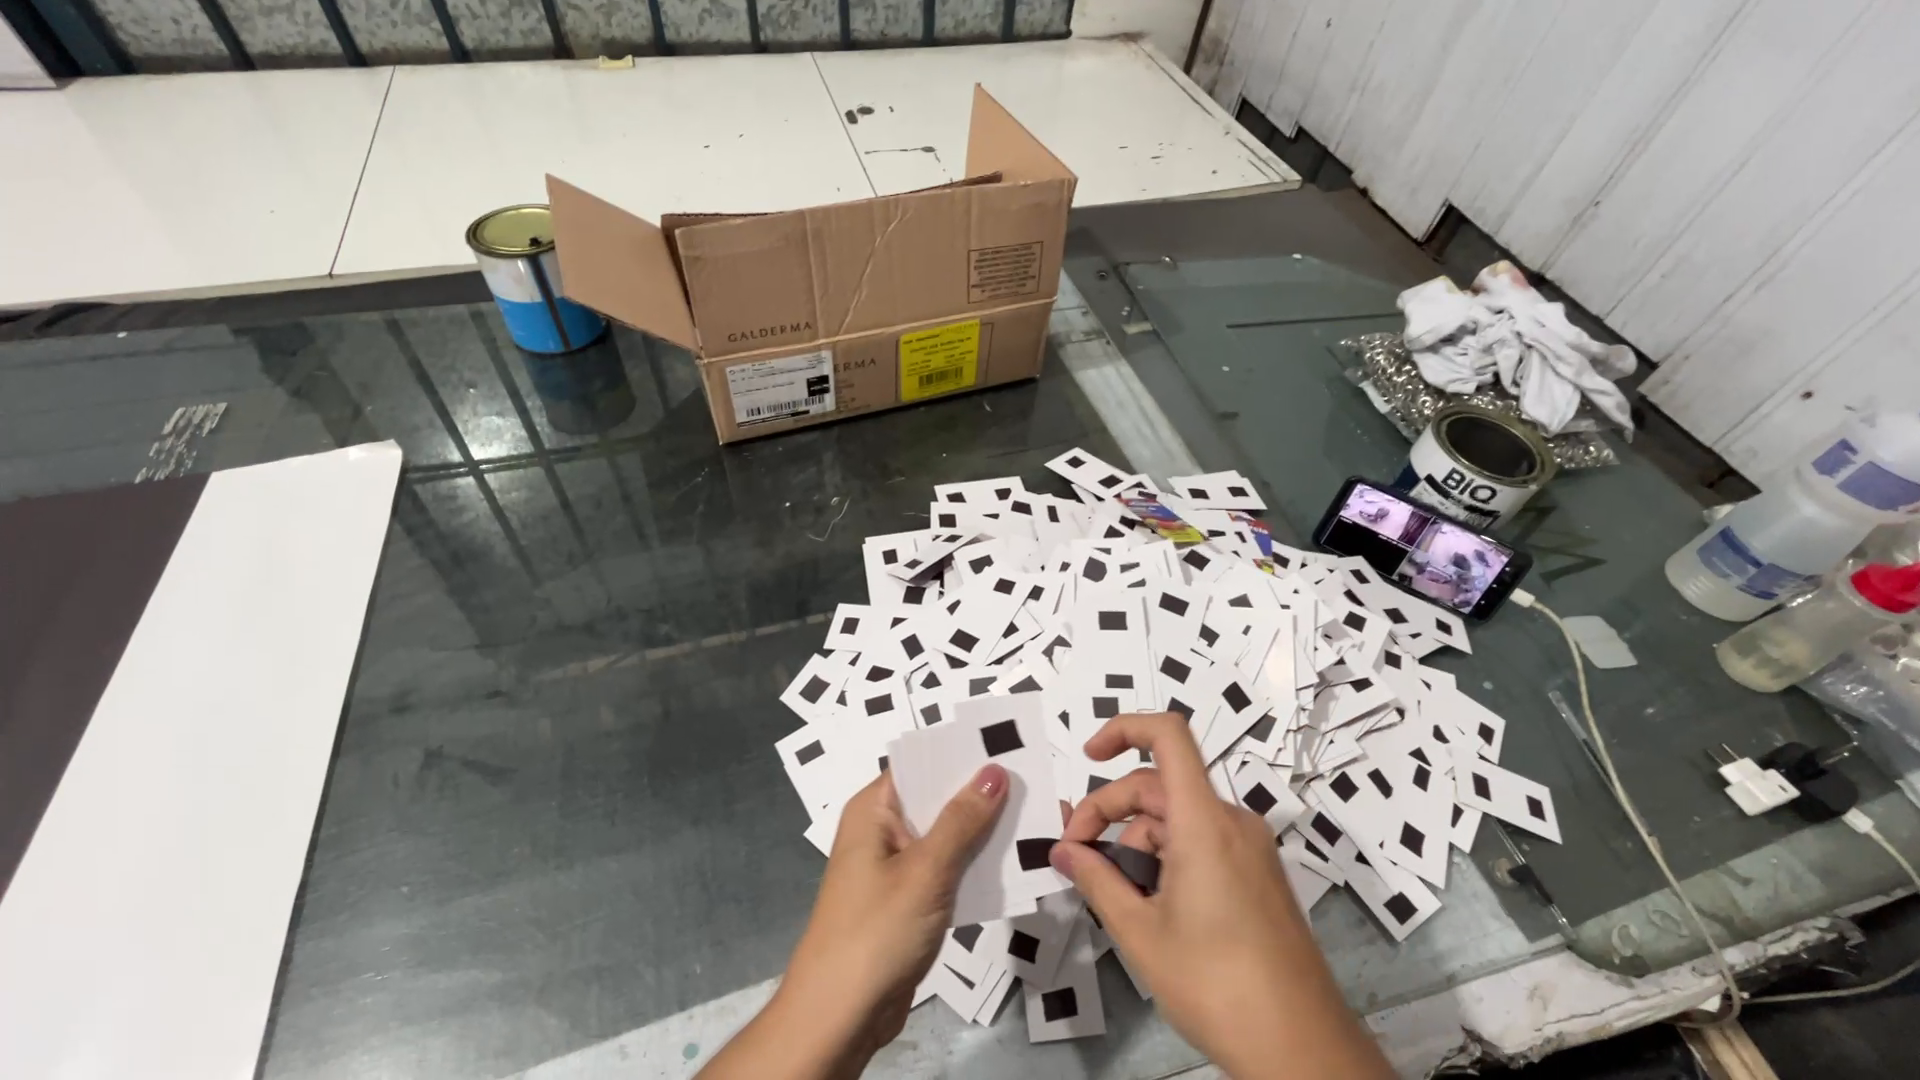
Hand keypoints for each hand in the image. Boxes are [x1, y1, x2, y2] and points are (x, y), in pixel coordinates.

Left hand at [698, 765, 1007, 1079]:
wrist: (840, 1017)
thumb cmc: (877, 931)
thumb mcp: (925, 871)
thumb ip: (962, 820)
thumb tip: (994, 770)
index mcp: (873, 811)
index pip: (920, 764)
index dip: (961, 753)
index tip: (1010, 745)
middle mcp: (881, 831)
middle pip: (936, 799)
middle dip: (981, 793)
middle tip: (1036, 782)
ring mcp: (893, 868)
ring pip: (945, 836)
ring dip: (983, 831)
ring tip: (1036, 816)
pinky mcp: (907, 901)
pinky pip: (946, 870)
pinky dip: (974, 865)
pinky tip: (1014, 862)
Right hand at [1049, 713, 1390, 1079]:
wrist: (1302, 1050)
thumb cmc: (1215, 985)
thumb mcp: (1140, 931)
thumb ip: (1096, 879)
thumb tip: (1062, 850)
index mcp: (1204, 822)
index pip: (1168, 736)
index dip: (1123, 729)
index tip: (1088, 756)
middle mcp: (1232, 822)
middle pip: (1159, 786)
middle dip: (1109, 811)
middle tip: (1076, 856)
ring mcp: (1249, 849)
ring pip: (1177, 819)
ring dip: (1135, 841)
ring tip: (1113, 894)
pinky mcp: (1258, 875)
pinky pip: (1201, 843)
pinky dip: (1164, 857)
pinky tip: (1148, 903)